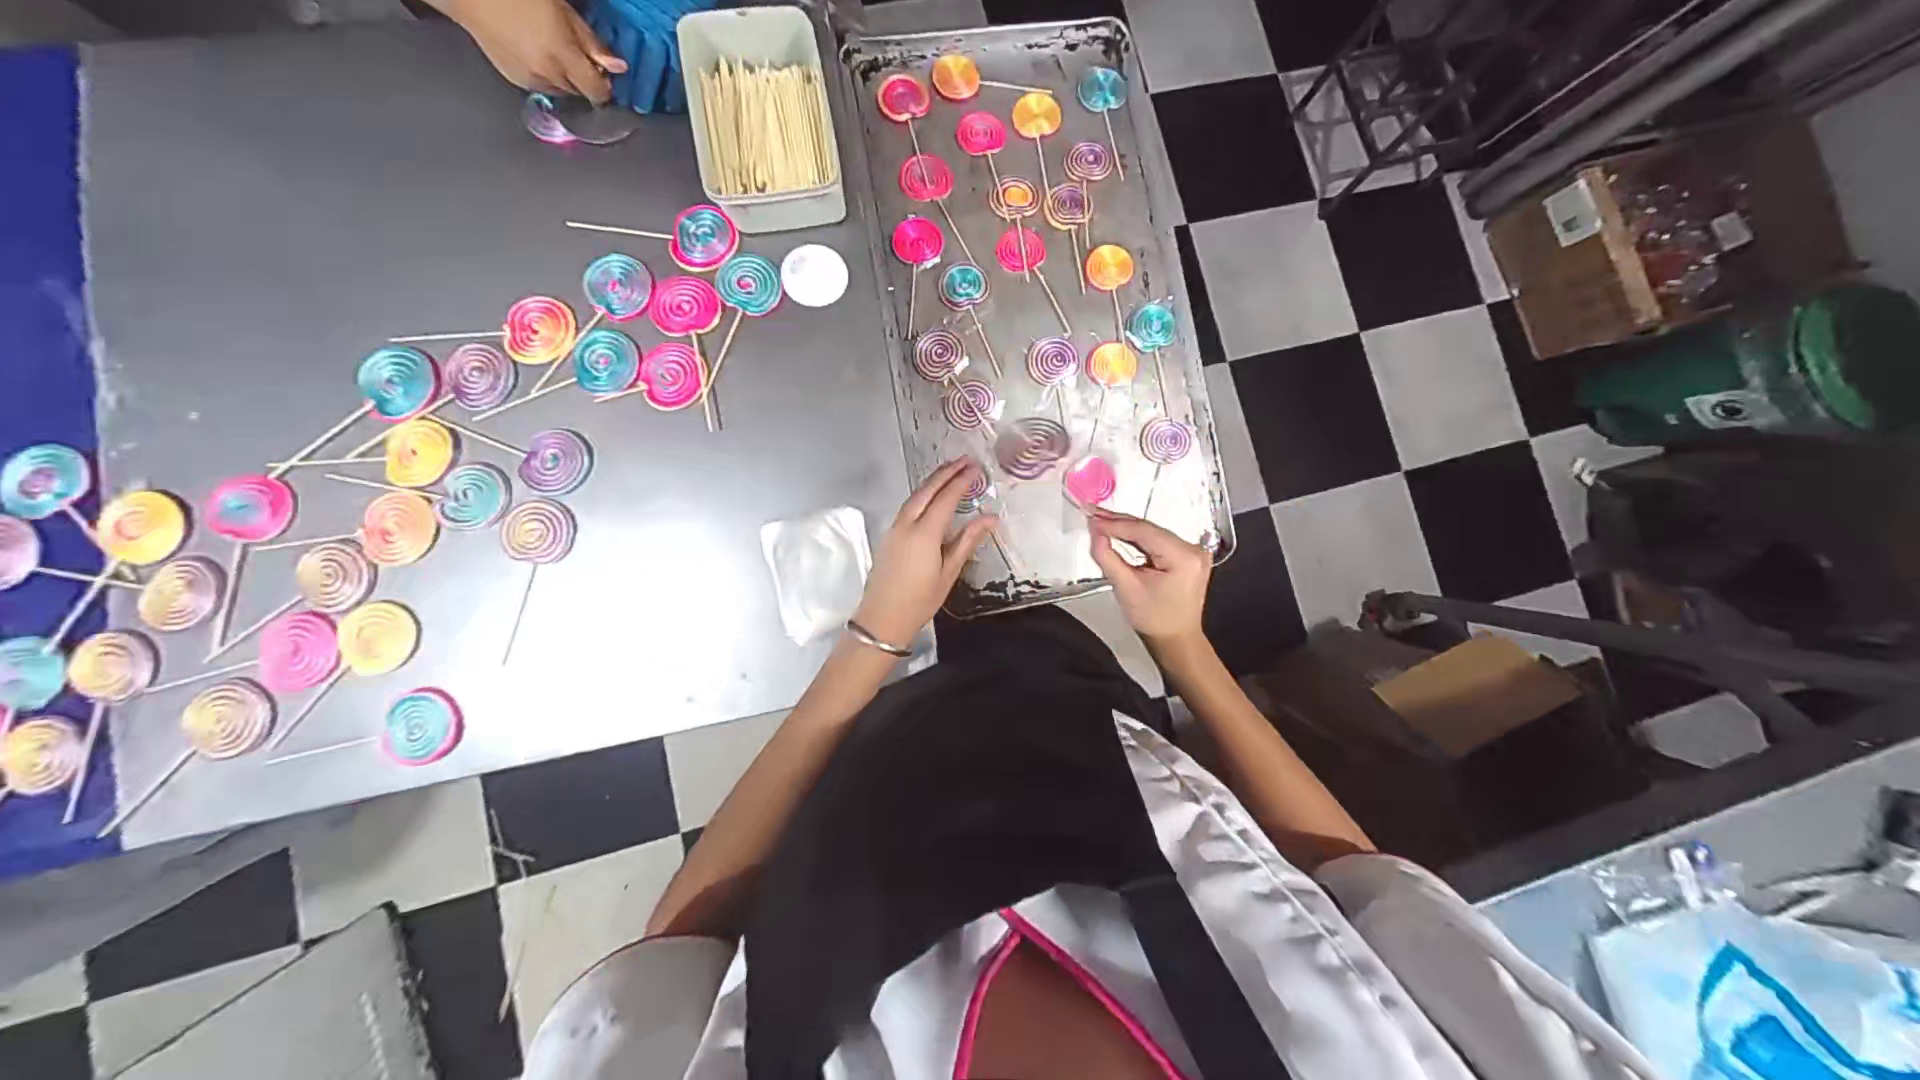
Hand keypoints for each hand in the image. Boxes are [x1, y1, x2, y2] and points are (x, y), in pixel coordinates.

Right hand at [440, 0, 628, 103]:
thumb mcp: (564, 10)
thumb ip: (592, 43)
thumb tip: (618, 67)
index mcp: (562, 56)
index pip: (597, 91)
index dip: (604, 85)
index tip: (602, 73)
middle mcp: (548, 74)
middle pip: (580, 91)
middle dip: (582, 77)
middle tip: (573, 53)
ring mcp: (530, 80)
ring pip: (562, 91)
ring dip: (564, 79)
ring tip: (550, 49)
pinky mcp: (515, 81)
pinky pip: (542, 87)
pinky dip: (545, 77)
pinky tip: (534, 53)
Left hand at [852, 459, 996, 646]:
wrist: (882, 619)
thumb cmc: (919, 601)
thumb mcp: (949, 573)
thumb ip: (968, 541)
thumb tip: (990, 518)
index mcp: (924, 534)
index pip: (946, 499)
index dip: (961, 481)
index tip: (976, 468)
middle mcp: (906, 525)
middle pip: (926, 491)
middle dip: (945, 473)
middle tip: (964, 460)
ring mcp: (894, 529)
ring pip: (914, 497)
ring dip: (932, 482)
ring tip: (950, 472)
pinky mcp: (888, 536)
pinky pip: (907, 507)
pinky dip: (922, 495)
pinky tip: (931, 496)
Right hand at [1088, 509, 1209, 644]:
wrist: (1175, 638)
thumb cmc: (1154, 619)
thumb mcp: (1126, 588)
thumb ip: (1108, 557)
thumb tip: (1095, 533)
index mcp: (1183, 557)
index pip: (1143, 531)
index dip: (1114, 523)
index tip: (1092, 518)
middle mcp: (1193, 550)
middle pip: (1149, 529)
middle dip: (1118, 522)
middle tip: (1092, 513)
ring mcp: (1192, 551)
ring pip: (1152, 533)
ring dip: (1126, 528)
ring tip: (1100, 521)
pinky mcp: (1186, 555)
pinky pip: (1157, 540)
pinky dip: (1137, 538)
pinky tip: (1119, 532)